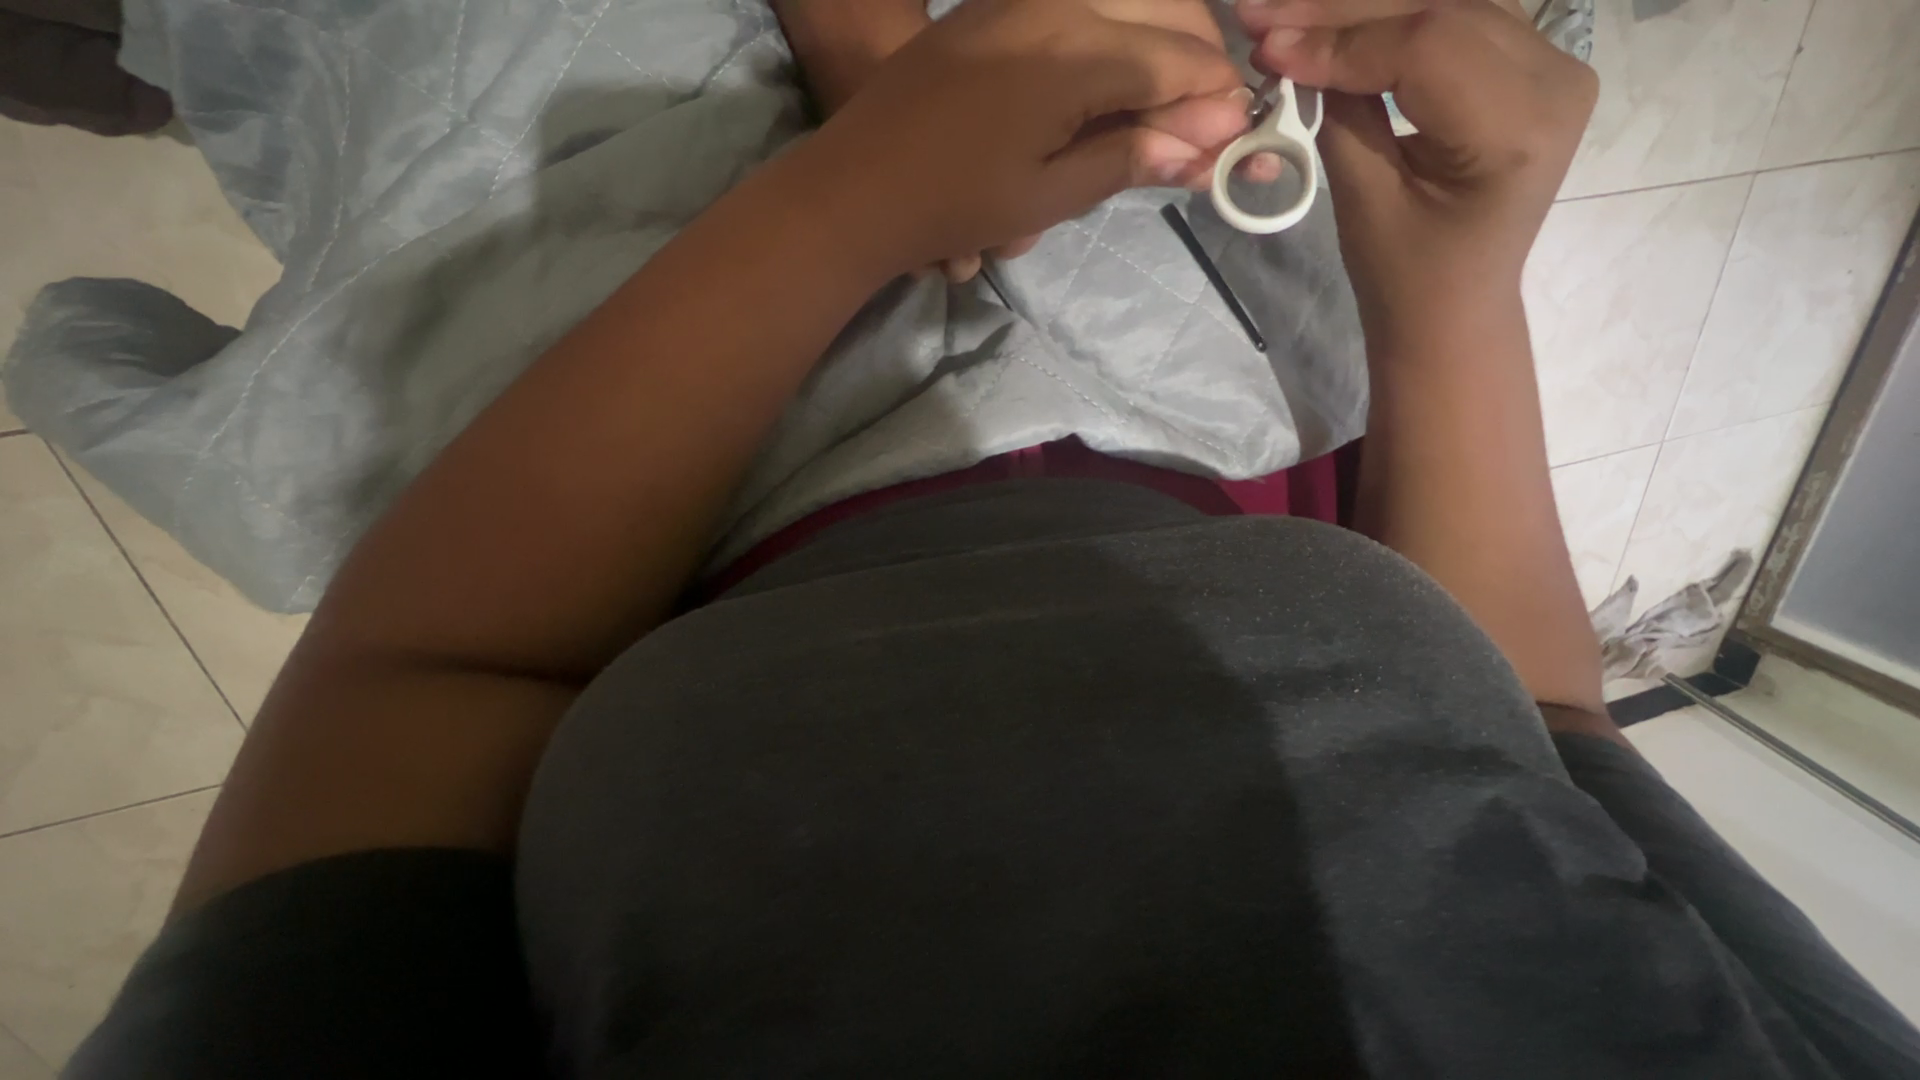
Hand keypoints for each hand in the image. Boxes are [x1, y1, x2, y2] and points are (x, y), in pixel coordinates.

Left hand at [781, 0, 1254, 281]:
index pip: (1174, 62)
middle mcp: (1054, 6)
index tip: (1234, 136)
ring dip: (1157, 40)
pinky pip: (1075, 3)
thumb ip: (1124, 162)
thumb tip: (1197, 149)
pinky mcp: (991, 8)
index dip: (1212, 99)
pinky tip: (1111, 76)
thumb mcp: (1046, 198)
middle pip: (1161, 11)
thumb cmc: (953, 205)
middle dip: (1197, 61)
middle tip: (1204, 122)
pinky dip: (1110, 32)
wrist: (856, 185)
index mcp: (1073, 58)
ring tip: (1163, 103)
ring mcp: (1017, 0)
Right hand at [1237, 0, 1596, 327]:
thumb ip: (1339, 115)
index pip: (1425, 45)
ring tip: (1290, 13)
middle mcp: (1554, 79)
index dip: (1337, 38)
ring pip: (1446, 0)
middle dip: (1341, 8)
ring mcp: (1554, 63)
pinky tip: (1338, 19)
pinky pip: (1458, 15)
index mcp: (1516, 129)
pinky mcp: (1535, 61)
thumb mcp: (1364, 201)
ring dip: (1362, 4)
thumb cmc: (1404, 276)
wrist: (1453, 308)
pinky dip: (1393, 16)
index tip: (1265, 44)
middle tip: (1262, 12)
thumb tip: (1292, 50)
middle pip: (1439, 7)